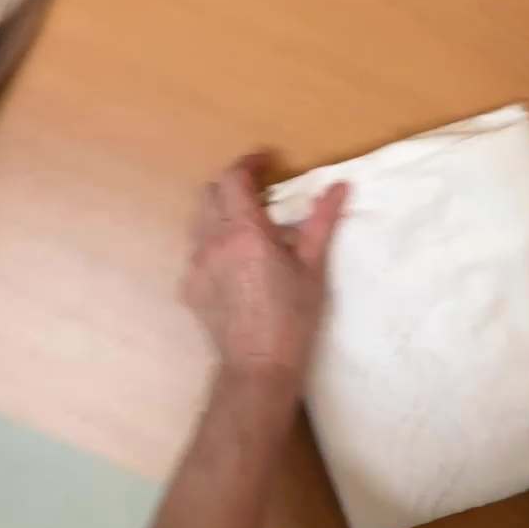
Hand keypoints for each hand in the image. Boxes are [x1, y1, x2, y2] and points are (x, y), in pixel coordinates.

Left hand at [181, 153, 348, 372]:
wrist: (258, 366)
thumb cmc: (292, 317)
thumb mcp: (313, 268)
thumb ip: (322, 222)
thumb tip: (339, 185)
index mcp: (244, 231)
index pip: (234, 178)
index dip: (248, 163)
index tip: (265, 161)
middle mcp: (212, 241)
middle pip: (210, 193)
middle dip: (232, 183)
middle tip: (258, 190)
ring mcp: (195, 265)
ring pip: (199, 221)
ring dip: (220, 211)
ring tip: (247, 226)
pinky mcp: (189, 287)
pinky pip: (197, 251)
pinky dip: (214, 243)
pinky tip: (236, 263)